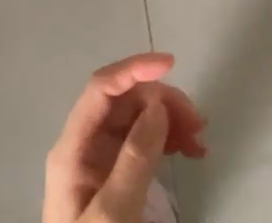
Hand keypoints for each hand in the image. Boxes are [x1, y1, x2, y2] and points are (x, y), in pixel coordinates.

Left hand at [43, 53, 207, 222]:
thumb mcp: (113, 213)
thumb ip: (134, 158)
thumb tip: (157, 105)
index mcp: (72, 149)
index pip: (100, 89)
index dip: (134, 69)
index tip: (172, 64)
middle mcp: (84, 146)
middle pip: (124, 101)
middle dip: (162, 100)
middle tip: (197, 121)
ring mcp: (100, 160)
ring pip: (139, 117)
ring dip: (171, 119)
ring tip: (199, 140)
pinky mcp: (117, 175)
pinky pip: (145, 140)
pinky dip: (170, 138)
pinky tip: (192, 150)